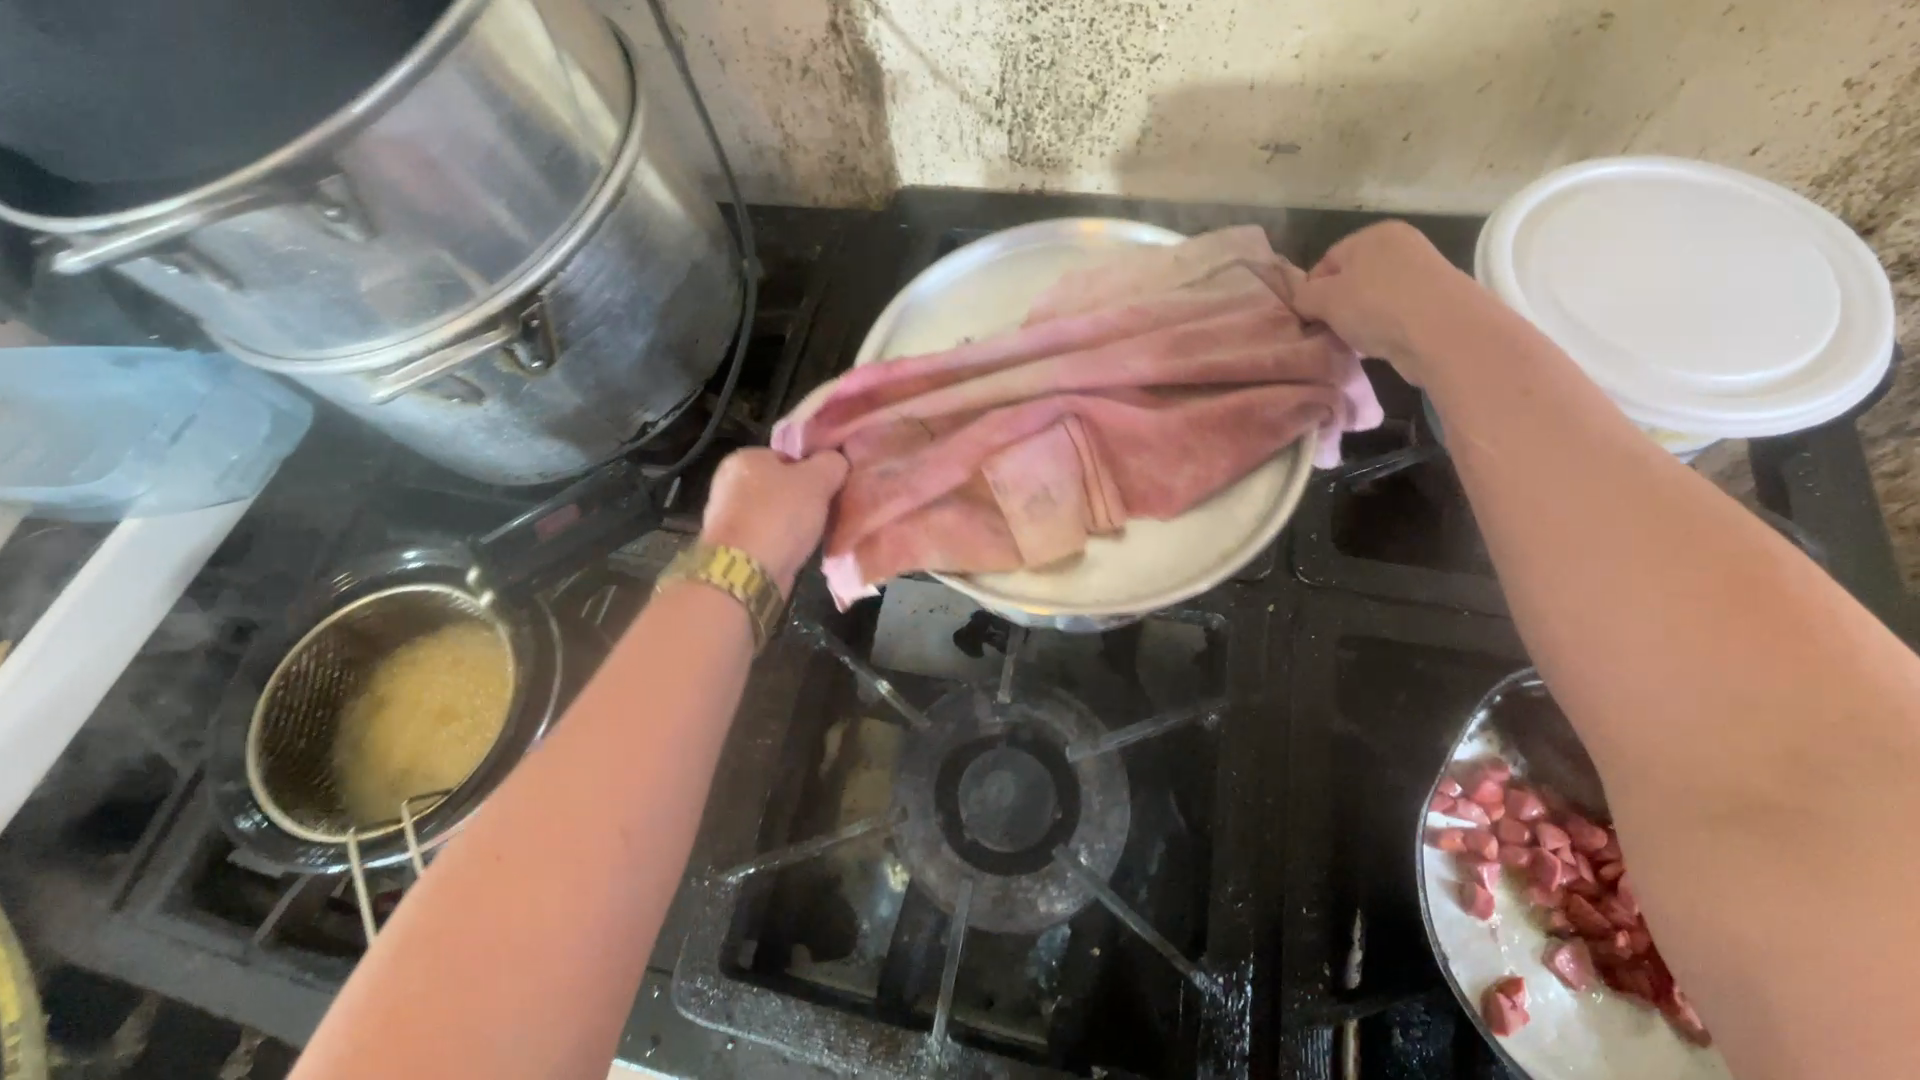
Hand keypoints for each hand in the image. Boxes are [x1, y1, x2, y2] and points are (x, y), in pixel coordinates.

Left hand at [700, 447, 847, 596]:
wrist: (745, 571)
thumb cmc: (780, 515)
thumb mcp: (818, 480)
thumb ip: (831, 464)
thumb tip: (836, 462)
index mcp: (745, 457)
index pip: (789, 458)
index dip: (813, 473)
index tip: (829, 492)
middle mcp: (730, 483)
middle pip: (782, 488)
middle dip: (805, 502)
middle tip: (826, 516)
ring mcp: (728, 516)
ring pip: (776, 515)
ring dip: (795, 526)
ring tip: (814, 538)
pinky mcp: (732, 547)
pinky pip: (768, 538)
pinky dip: (782, 545)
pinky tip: (796, 554)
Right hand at [1284, 221, 1494, 384]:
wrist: (1442, 332)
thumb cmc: (1376, 305)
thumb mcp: (1324, 299)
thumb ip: (1303, 296)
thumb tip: (1302, 301)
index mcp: (1373, 234)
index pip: (1327, 261)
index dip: (1311, 291)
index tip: (1307, 318)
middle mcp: (1399, 246)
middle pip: (1350, 280)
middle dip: (1335, 307)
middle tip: (1327, 331)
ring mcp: (1420, 273)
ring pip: (1371, 299)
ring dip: (1356, 321)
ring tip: (1351, 341)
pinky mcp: (1433, 302)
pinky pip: (1392, 314)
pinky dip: (1380, 329)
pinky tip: (1375, 346)